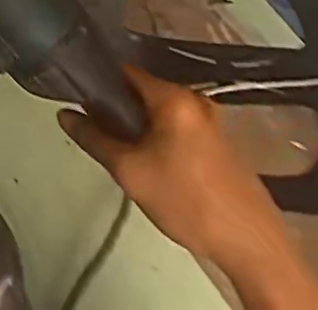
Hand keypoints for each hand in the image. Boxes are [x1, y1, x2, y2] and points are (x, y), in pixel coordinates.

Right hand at [59, 67, 317, 308]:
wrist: (252, 247)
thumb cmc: (189, 201)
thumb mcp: (130, 171)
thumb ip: (94, 139)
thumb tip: (65, 115)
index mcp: (174, 96)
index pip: (124, 71)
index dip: (98, 82)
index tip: (80, 98)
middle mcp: (195, 100)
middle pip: (142, 92)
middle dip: (119, 111)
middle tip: (102, 135)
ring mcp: (212, 121)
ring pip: (160, 113)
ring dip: (140, 128)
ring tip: (127, 156)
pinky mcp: (221, 144)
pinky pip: (179, 128)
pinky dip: (161, 139)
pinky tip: (155, 167)